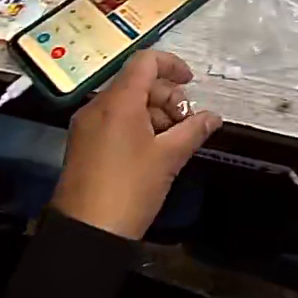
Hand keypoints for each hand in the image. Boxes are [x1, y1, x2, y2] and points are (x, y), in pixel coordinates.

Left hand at [50, 50, 220, 239]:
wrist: (84, 236)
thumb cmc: (129, 189)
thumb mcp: (169, 157)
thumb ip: (194, 129)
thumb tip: (213, 117)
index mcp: (118, 102)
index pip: (146, 61)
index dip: (172, 65)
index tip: (191, 83)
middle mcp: (98, 107)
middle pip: (140, 82)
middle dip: (169, 97)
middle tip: (186, 123)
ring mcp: (88, 126)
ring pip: (129, 102)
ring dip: (157, 112)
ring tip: (174, 140)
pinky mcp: (85, 144)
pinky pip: (116, 119)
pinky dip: (140, 124)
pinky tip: (155, 149)